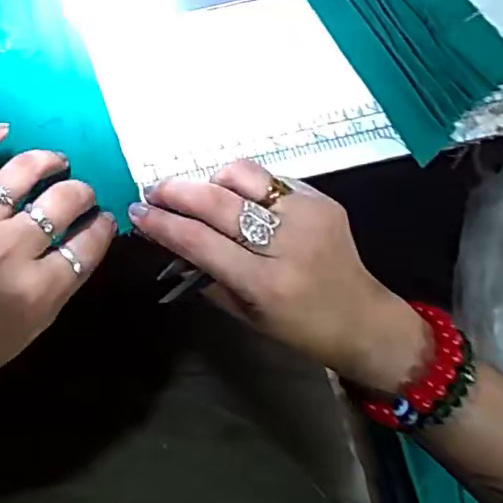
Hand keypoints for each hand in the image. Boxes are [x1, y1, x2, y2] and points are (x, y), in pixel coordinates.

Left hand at [0, 124, 115, 415]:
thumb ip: (68, 279)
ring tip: (58, 162)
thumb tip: (95, 231)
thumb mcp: (37, 324)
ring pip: (23, 171)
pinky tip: (3, 131)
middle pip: (63, 201)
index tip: (104, 217)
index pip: (87, 241)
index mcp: (34, 289)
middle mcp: (6, 250)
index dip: (103, 225)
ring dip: (49, 160)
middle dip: (84, 193)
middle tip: (82, 195)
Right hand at [129, 162, 429, 393]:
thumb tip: (168, 237)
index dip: (162, 223)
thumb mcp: (246, 313)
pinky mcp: (321, 198)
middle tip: (155, 192)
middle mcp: (287, 241)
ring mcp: (307, 213)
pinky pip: (269, 179)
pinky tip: (240, 201)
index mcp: (266, 282)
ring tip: (202, 195)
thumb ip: (205, 273)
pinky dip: (245, 186)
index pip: (200, 241)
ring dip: (213, 181)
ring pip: (243, 174)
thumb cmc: (299, 328)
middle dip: (177, 191)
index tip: (138, 212)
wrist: (364, 319)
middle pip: (217, 200)